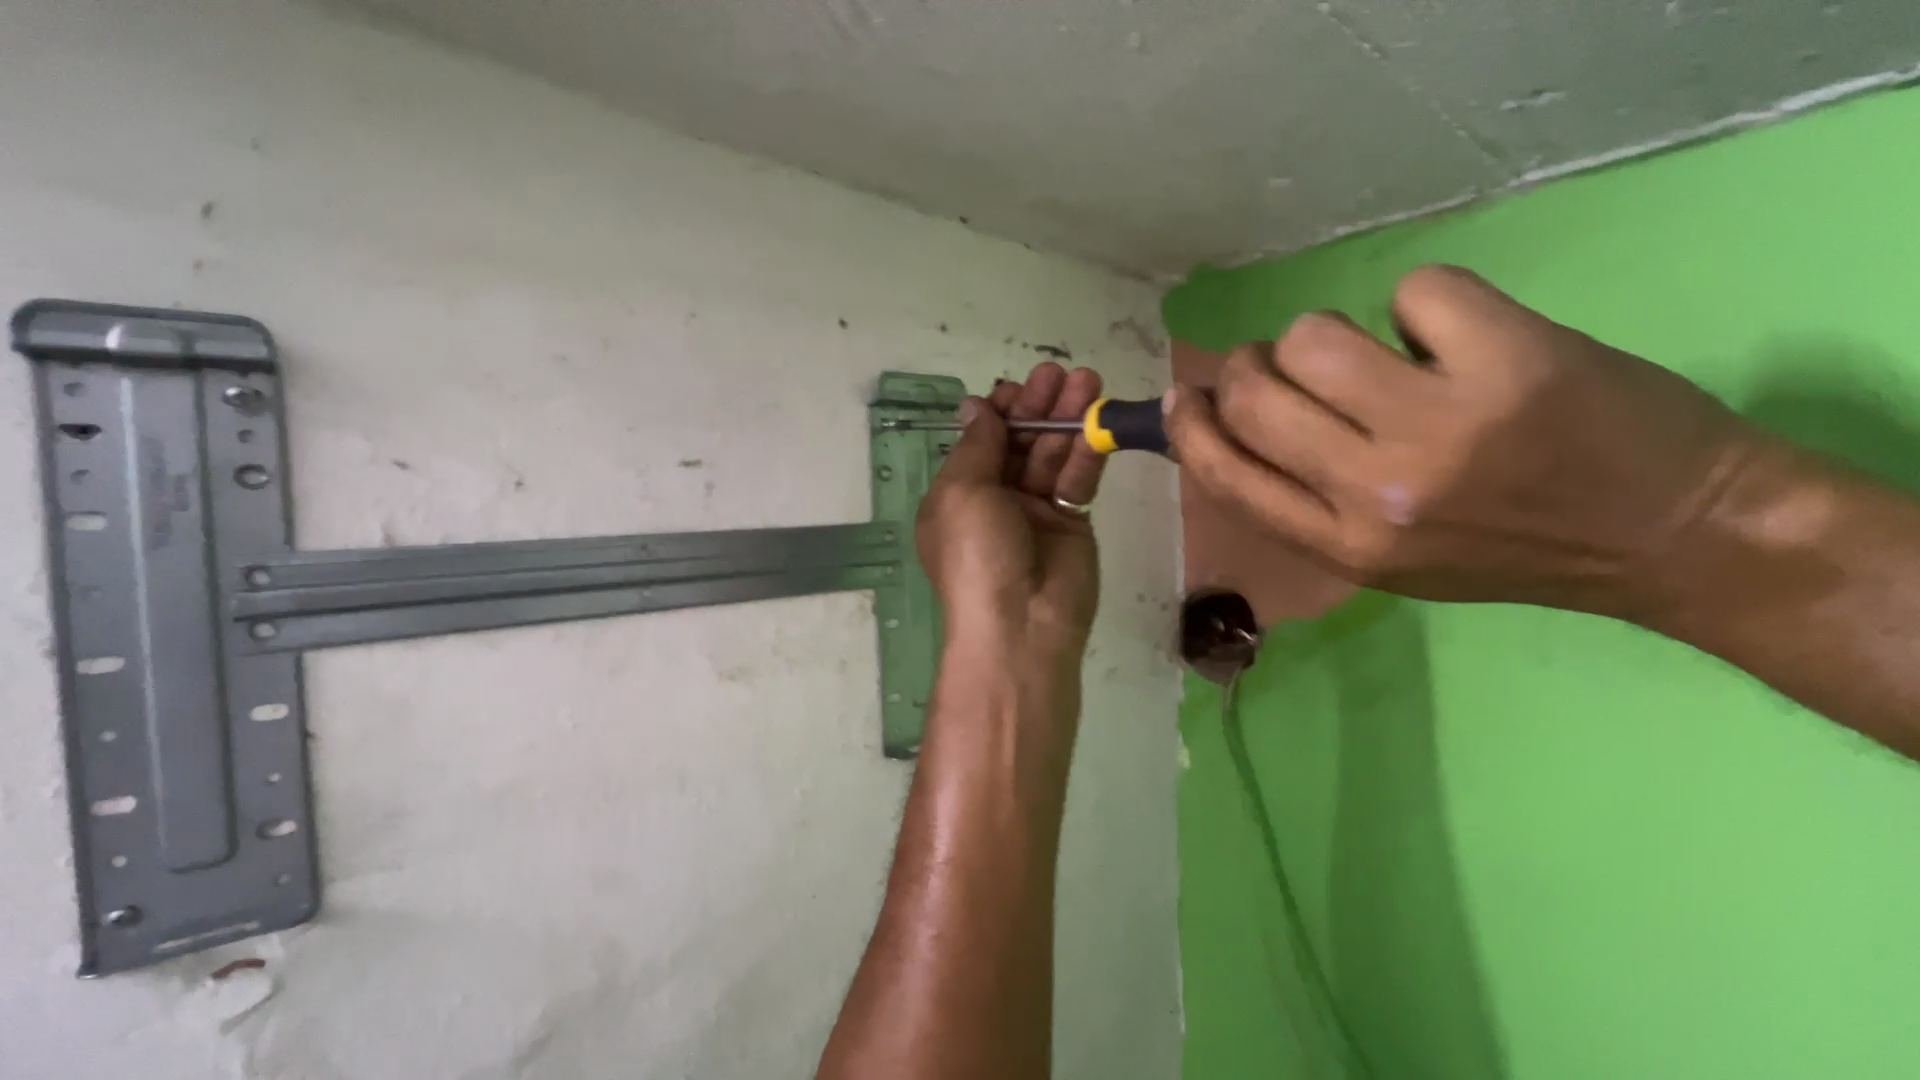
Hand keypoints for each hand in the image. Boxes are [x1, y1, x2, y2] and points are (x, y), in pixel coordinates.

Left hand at [916, 362, 1108, 654]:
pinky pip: (1078, 477)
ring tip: (1089, 380)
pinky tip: (1101, 418)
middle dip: (1037, 406)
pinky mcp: (1071, 521)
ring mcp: (1034, 511)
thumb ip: (977, 445)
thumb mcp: (962, 492)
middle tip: (1060, 373)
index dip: (999, 411)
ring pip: (1051, 453)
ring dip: (1068, 418)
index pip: (980, 440)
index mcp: (957, 494)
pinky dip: (1089, 449)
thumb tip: (975, 405)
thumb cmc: (976, 555)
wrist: (1020, 625)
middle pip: (1018, 441)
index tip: (1017, 387)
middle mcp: (994, 499)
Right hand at [1164, 265, 1766, 617]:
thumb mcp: (1388, 560)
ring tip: (1381, 352)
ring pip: (1315, 334)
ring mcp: (1443, 424)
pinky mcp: (1509, 359)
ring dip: (1333, 333)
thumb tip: (1228, 422)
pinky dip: (1427, 303)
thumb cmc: (1513, 550)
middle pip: (1255, 393)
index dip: (1192, 427)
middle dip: (1255, 365)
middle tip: (1289, 364)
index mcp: (1345, 546)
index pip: (1227, 474)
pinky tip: (1458, 335)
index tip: (1185, 397)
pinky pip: (1413, 290)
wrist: (1670, 534)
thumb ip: (1306, 502)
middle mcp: (1379, 490)